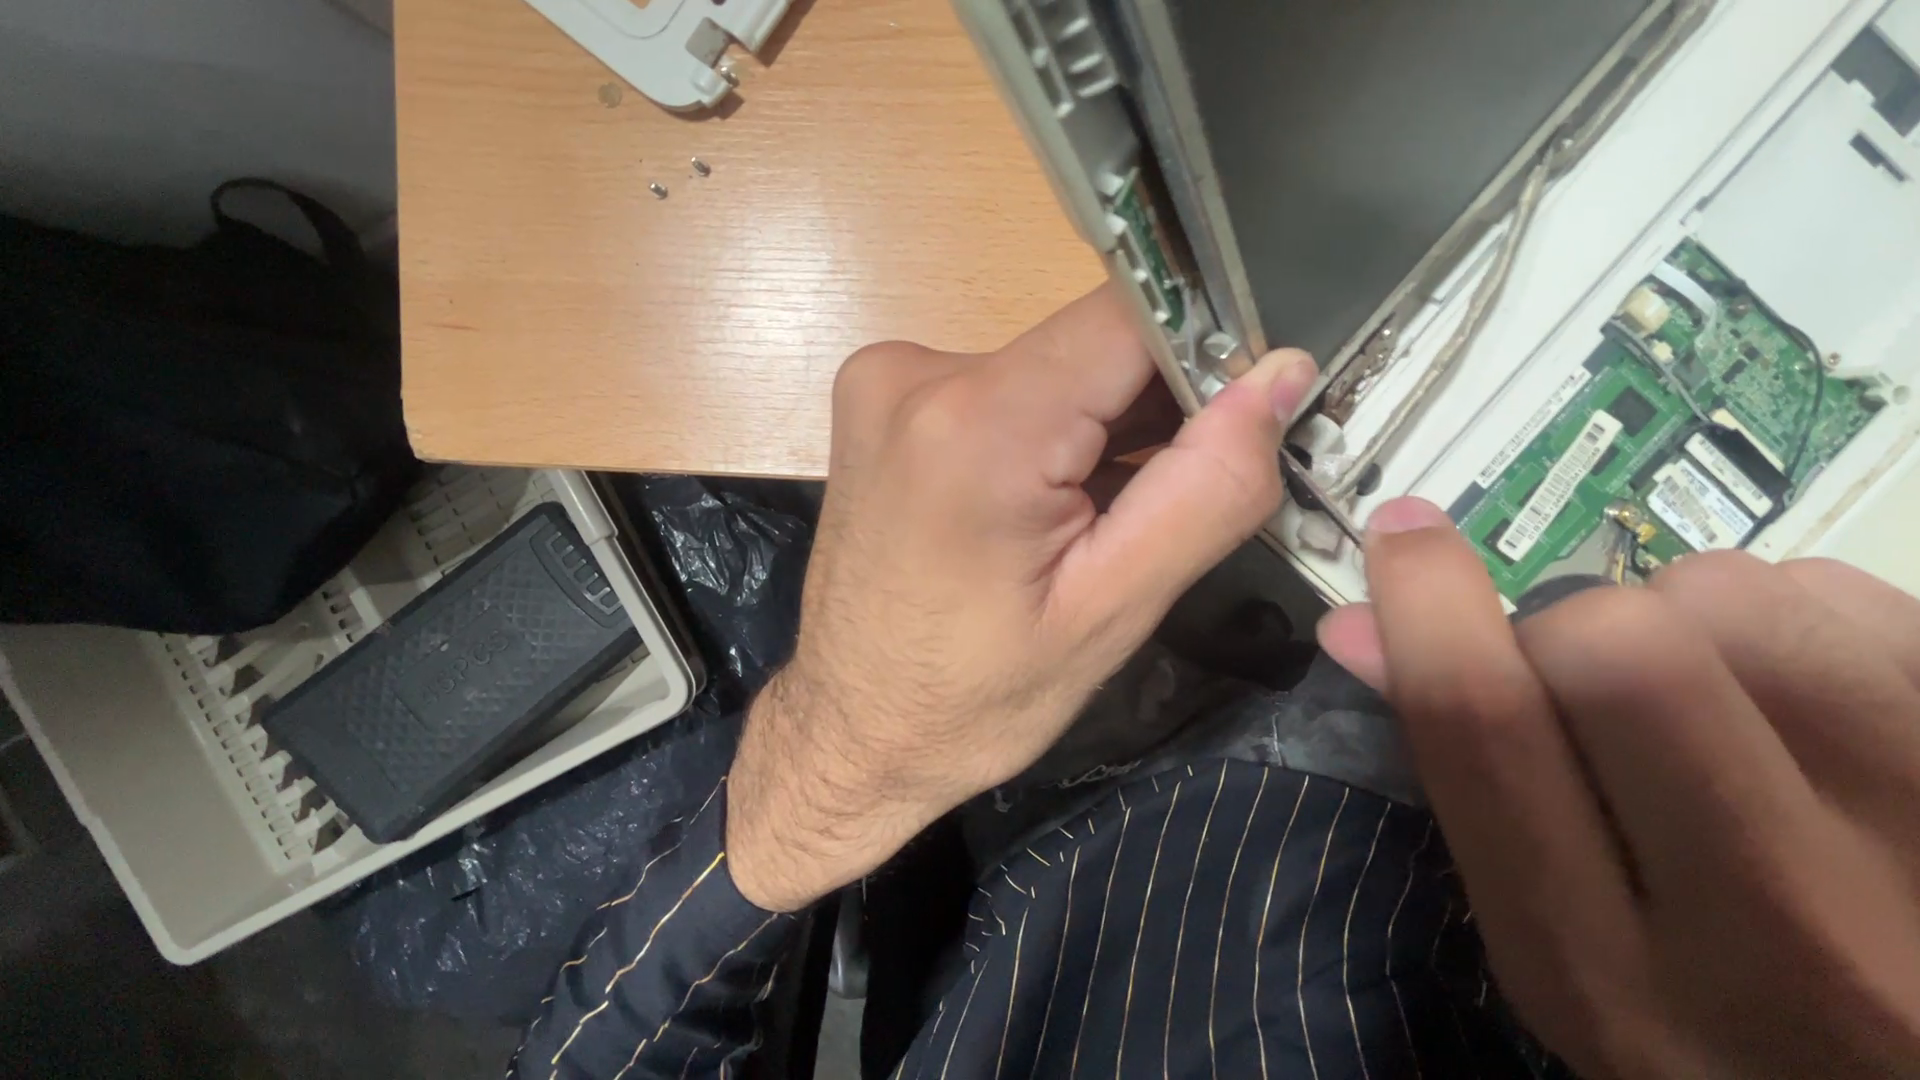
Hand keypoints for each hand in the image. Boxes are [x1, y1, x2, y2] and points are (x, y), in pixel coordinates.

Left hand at [726, 286, 1316, 910]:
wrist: (856, 727)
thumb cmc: (973, 697)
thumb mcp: (1110, 611)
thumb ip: (1207, 487)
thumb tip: (1279, 374)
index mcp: (977, 424)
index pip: (1132, 315)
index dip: (1204, 353)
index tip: (1234, 422)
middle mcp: (916, 373)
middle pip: (1090, 343)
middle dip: (1147, 409)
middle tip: (1152, 506)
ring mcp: (887, 380)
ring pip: (1050, 364)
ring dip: (1094, 427)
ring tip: (1089, 522)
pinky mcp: (880, 399)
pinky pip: (1001, 384)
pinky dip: (1043, 431)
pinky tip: (1041, 506)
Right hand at [1319, 497, 1919, 1076]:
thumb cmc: (1705, 1015)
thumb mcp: (1560, 937)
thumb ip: (1462, 779)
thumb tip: (1356, 624)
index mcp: (1605, 975)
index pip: (1484, 727)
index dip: (1424, 600)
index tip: (1402, 532)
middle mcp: (1785, 940)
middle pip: (1620, 648)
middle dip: (1572, 623)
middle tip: (1587, 673)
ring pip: (1749, 603)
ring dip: (1690, 610)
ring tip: (1719, 692)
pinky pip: (1862, 602)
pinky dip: (1803, 613)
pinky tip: (1820, 702)